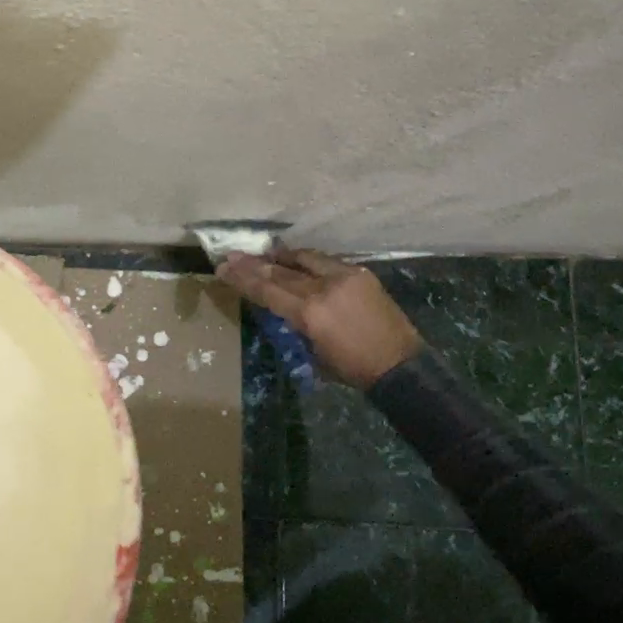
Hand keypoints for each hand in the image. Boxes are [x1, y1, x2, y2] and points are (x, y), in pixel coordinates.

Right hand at [215, 248, 423, 388]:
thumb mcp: (313, 352)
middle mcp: (324, 287)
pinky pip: (326, 262)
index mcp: (309, 312)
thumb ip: (296, 322)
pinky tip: (297, 261)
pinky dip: (307, 261)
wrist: (399, 365)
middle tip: (232, 256)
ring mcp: (344, 276)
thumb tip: (282, 305)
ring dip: (281, 257)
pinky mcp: (360, 273)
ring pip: (304, 259)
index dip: (243, 278)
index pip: (268, 289)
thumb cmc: (352, 369)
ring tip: (263, 253)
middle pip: (281, 271)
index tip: (222, 268)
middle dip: (254, 264)